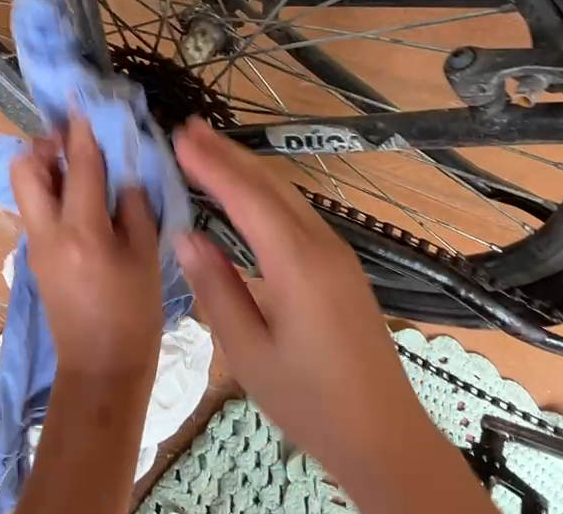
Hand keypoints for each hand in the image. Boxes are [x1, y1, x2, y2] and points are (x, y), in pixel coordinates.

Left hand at [10, 118, 162, 384]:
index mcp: (83, 232)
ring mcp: (35, 246)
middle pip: (27, 169)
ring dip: (46, 166)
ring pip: (26, 188)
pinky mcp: (34, 257)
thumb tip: (125, 176)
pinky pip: (36, 208)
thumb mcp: (146, 257)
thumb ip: (135, 208)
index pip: (80, 167)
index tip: (80, 100)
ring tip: (78, 163)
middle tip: (75, 138)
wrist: (100, 368)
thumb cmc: (134, 314)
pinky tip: (81, 195)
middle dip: (46, 144)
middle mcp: (48, 233)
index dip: (81, 130)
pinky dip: (51, 190)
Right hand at [171, 119, 493, 513]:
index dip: (211, 164)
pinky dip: (266, 191)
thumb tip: (187, 236)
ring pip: (287, 194)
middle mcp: (321, 244)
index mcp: (297, 263)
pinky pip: (299, 212)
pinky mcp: (342, 265)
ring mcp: (337, 252)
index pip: (247, 197)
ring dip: (248, 168)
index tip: (179, 136)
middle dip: (229, 153)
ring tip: (211, 147)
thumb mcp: (249, 354)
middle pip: (270, 184)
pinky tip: (249, 192)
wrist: (383, 434)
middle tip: (189, 127)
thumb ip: (217, 289)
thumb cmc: (310, 402)